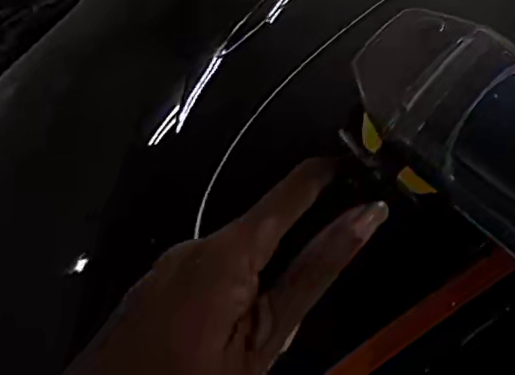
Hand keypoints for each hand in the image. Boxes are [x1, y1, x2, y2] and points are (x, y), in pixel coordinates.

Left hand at [68, 159, 387, 374]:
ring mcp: (165, 268)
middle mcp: (194, 244)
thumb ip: (316, 271)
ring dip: (256, 278)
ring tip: (251, 341)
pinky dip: (224, 293)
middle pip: (264, 225)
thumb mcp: (264, 343)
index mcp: (227, 249)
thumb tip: (368, 214)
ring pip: (233, 254)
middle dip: (292, 249)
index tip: (366, 171)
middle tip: (300, 306)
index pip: (295, 186)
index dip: (334, 173)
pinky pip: (201, 274)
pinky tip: (214, 342)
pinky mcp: (146, 292)